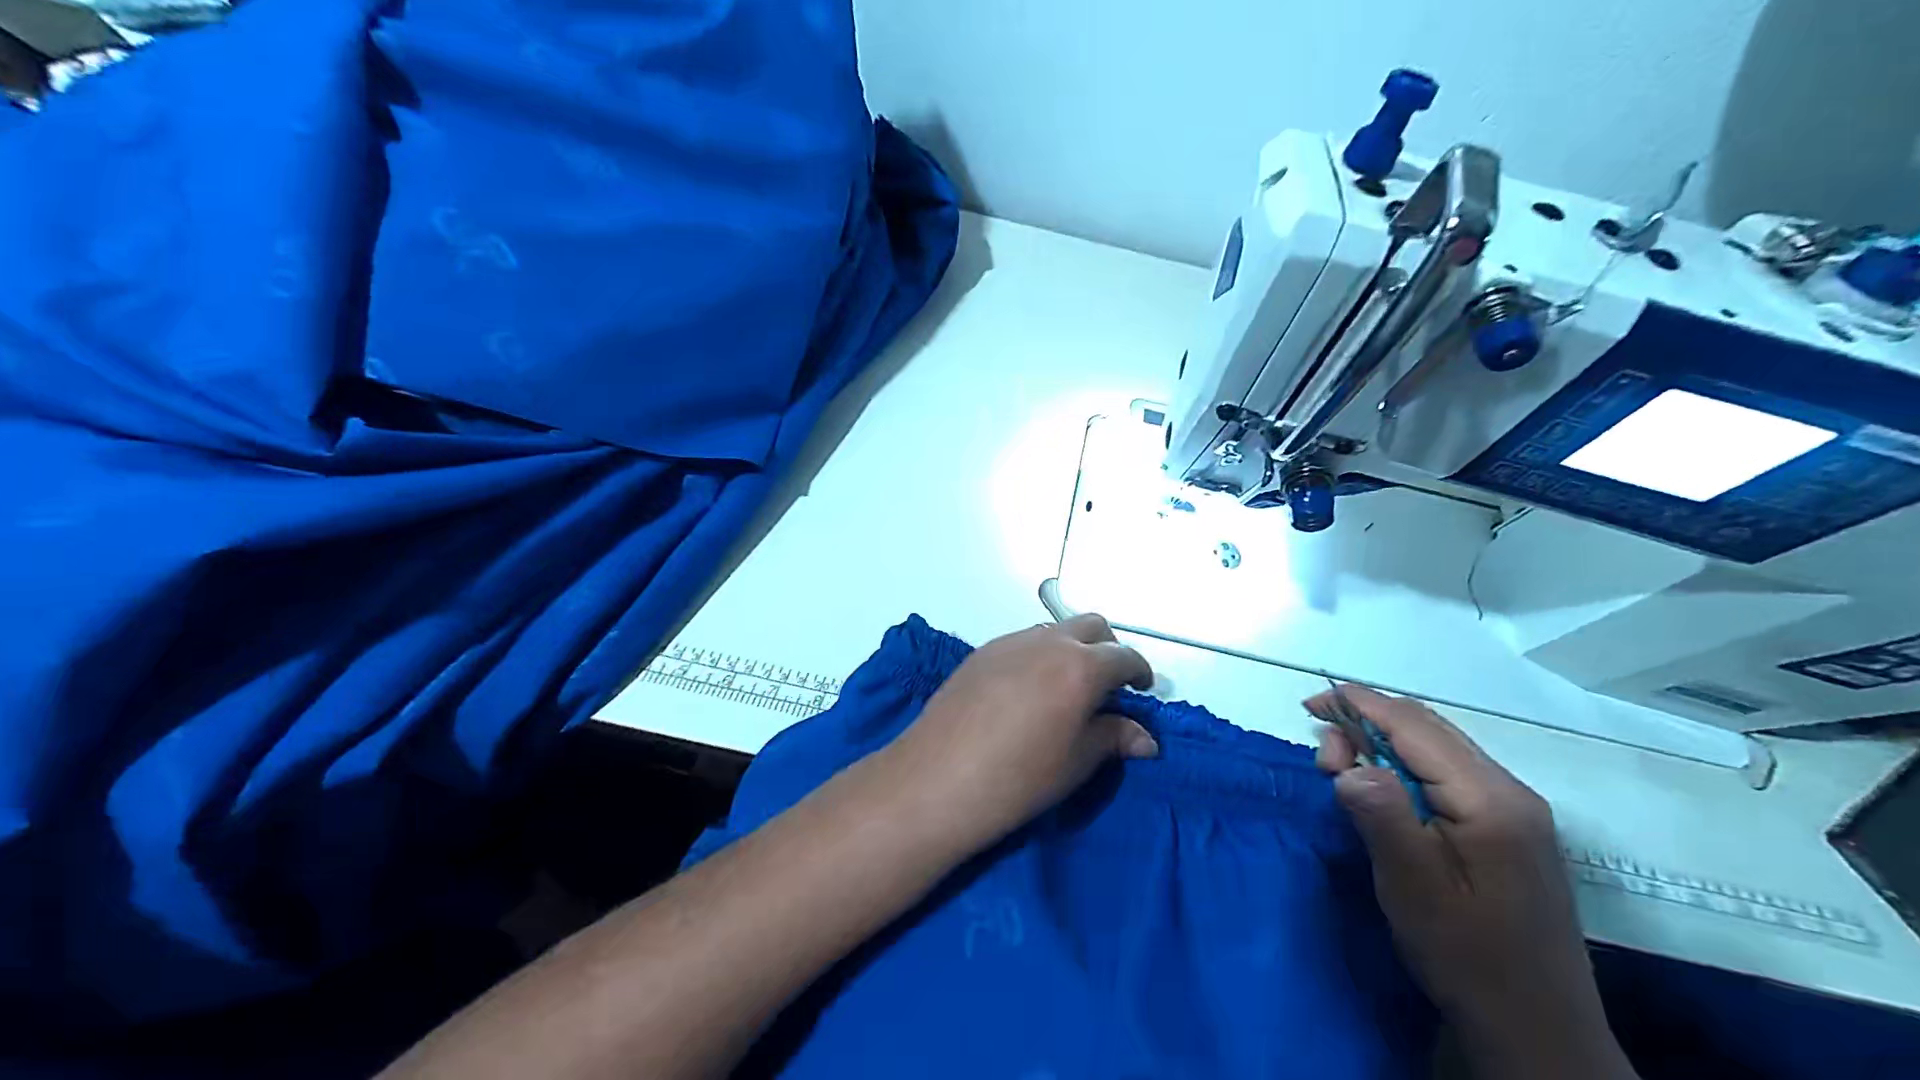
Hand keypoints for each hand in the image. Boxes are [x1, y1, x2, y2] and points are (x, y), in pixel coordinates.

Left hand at [880, 614, 1155, 855]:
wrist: (938, 777)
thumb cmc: (1018, 778)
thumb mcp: (1075, 763)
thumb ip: (1112, 738)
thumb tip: (1145, 737)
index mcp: (1080, 666)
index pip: (1124, 657)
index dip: (1139, 673)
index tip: (1141, 692)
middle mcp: (1047, 642)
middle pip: (1092, 627)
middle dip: (1108, 649)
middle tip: (1107, 686)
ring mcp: (1009, 642)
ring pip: (1054, 630)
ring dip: (1071, 648)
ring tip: (1066, 689)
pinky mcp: (981, 652)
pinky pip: (1022, 641)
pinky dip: (1039, 654)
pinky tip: (1027, 691)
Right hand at [1307, 686, 1633, 1079]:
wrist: (1538, 1031)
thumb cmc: (1468, 957)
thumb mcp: (1413, 888)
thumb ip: (1382, 816)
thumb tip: (1348, 762)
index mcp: (1492, 800)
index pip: (1415, 727)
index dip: (1359, 704)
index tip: (1309, 703)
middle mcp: (1510, 792)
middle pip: (1428, 728)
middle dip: (1367, 723)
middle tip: (1323, 757)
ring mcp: (1514, 811)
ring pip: (1437, 748)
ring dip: (1383, 745)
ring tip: (1344, 775)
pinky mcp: (1507, 830)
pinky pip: (1446, 774)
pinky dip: (1403, 767)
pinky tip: (1382, 791)